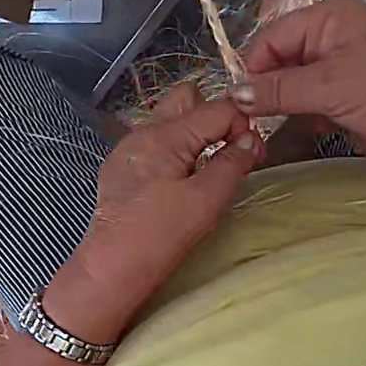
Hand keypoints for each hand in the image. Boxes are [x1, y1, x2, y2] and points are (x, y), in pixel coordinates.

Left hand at [43, 84, 263, 343]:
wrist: (111, 267)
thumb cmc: (161, 234)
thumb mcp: (207, 200)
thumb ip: (233, 162)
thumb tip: (252, 139)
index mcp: (164, 134)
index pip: (217, 107)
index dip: (243, 125)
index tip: (254, 154)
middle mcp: (142, 131)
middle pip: (186, 98)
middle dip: (213, 115)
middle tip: (226, 149)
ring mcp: (127, 148)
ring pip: (167, 119)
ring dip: (192, 133)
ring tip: (205, 166)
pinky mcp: (119, 167)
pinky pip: (152, 142)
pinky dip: (173, 149)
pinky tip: (177, 181)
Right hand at [230, 0, 365, 166]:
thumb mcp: (332, 85)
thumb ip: (279, 89)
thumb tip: (233, 94)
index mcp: (326, 20)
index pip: (269, 38)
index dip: (250, 68)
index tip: (236, 103)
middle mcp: (327, 42)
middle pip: (276, 64)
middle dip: (261, 93)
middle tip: (244, 124)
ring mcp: (336, 74)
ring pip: (288, 90)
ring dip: (277, 112)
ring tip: (260, 135)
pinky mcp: (343, 104)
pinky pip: (306, 111)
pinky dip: (296, 125)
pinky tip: (286, 140)